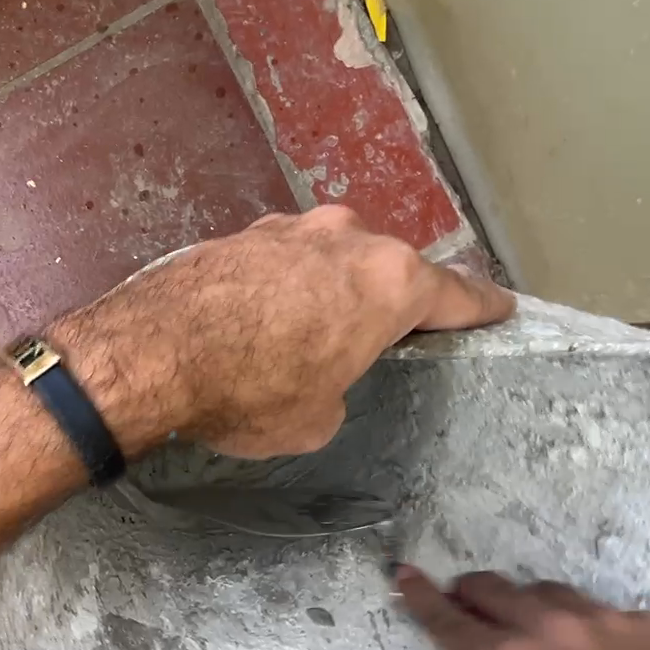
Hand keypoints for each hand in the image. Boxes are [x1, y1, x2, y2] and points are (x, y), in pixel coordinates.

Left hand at [52, 206, 514, 458]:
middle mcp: (344, 239)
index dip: (478, 310)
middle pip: (384, 270)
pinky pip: (276, 264)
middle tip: (375, 334)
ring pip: (326, 260)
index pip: (453, 296)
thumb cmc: (249, 392)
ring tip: (304, 330)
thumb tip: (318, 375)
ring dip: (324, 291)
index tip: (498, 311)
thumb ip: (336, 387)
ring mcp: (285, 230)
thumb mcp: (315, 419)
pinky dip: (277, 288)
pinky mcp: (235, 235)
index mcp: (387, 281)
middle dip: (384, 300)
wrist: (151, 352)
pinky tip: (254, 317)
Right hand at [395, 568, 649, 649]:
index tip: (402, 573)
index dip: (418, 594)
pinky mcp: (649, 624)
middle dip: (470, 594)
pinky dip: (589, 628)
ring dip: (529, 606)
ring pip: (544, 591)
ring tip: (545, 635)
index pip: (446, 617)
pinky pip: (602, 612)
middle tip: (472, 611)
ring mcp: (602, 619)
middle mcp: (547, 627)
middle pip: (489, 585)